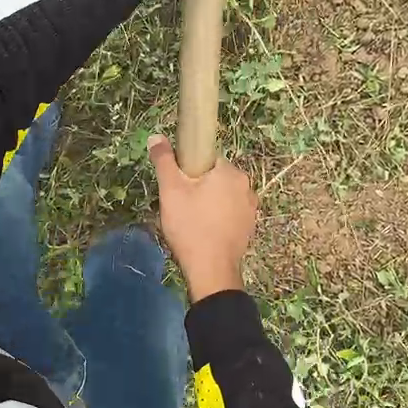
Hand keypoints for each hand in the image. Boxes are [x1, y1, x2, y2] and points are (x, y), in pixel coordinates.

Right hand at [146, 134, 256, 301]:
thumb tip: (156, 137)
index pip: (206, 159)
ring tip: (191, 220)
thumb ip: (164, 161)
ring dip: (209, 202)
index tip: (178, 187)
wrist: (211, 270)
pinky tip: (204, 230)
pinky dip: (218, 217)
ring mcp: (251, 207)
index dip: (189, 170)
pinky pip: (230, 212)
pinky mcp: (250, 226)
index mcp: (230, 171)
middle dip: (198, 187)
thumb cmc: (190, 226)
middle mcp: (246, 185)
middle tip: (181, 204)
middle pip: (215, 177)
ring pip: (223, 195)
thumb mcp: (170, 190)